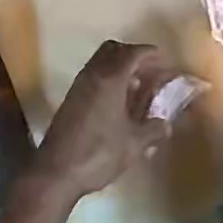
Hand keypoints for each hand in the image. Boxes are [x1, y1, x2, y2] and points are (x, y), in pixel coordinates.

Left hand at [28, 41, 170, 204]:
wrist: (56, 172)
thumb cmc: (99, 153)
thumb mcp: (133, 144)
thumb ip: (152, 130)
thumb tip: (165, 125)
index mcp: (111, 79)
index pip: (132, 53)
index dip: (149, 53)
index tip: (163, 58)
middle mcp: (93, 75)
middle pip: (112, 49)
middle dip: (132, 54)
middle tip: (148, 69)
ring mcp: (78, 85)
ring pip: (100, 61)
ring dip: (118, 66)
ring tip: (136, 86)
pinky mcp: (70, 98)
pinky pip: (92, 75)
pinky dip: (107, 78)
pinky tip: (117, 101)